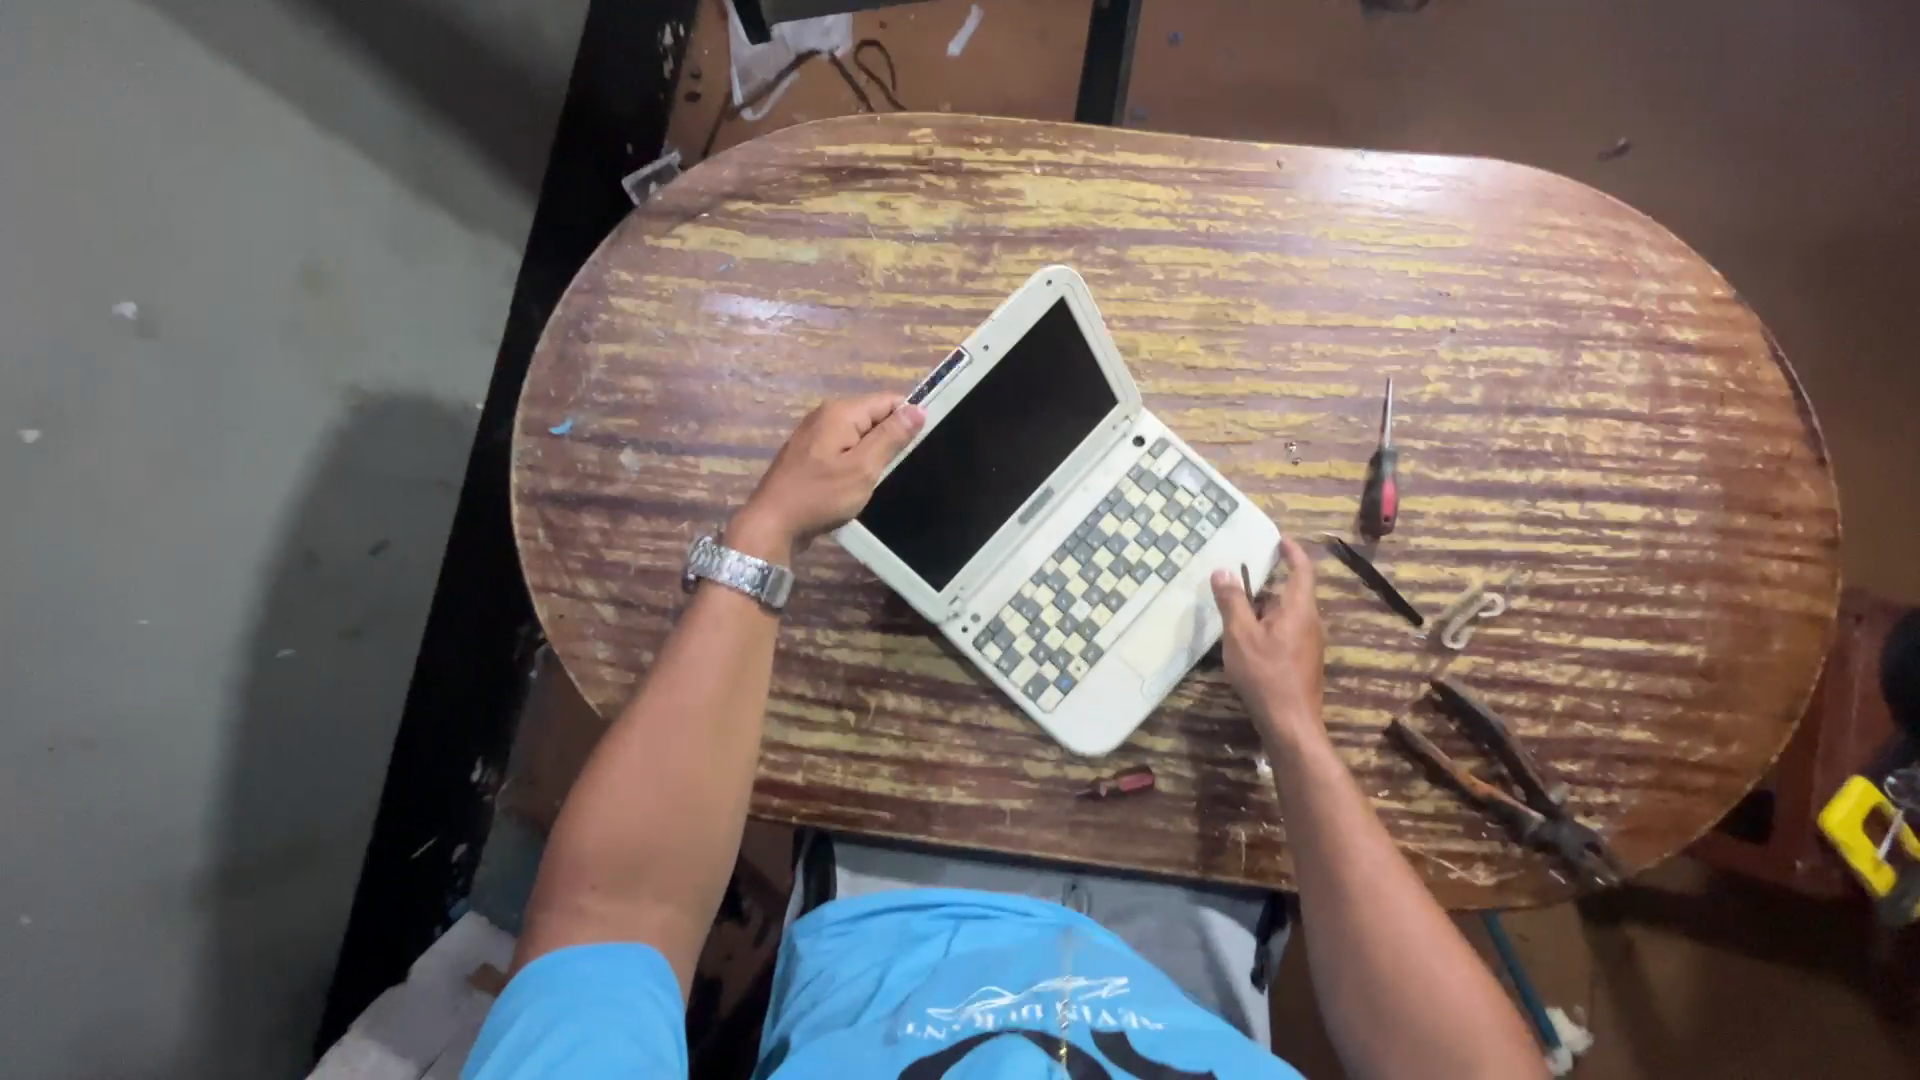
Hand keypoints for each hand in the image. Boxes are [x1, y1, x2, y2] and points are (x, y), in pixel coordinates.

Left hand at [730, 393, 925, 558]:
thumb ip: (891, 437)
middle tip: (900, 468)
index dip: (909, 419)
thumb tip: (918, 409)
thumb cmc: (820, 496)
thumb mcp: (863, 468)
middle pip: (872, 415)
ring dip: (873, 452)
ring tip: (879, 478)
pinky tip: (857, 483)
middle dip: (890, 437)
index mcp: (841, 412)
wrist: (772, 523)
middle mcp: (825, 414)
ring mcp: (814, 434)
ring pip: (858, 434)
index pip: (889, 400)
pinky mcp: (808, 453)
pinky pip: (842, 448)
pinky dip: (855, 461)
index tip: (919, 447)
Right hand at [1210, 538, 1326, 749]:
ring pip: (1286, 614)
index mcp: (1298, 609)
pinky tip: (1246, 640)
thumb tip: (1222, 572)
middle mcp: (1310, 621)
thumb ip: (1232, 601)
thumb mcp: (1240, 635)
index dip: (1292, 552)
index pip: (1302, 570)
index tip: (1279, 540)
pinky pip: (1286, 631)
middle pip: (1290, 593)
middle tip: (1239, 578)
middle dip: (1266, 584)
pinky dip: (1267, 626)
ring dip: (1263, 608)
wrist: (1290, 721)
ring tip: (1235, 610)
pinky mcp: (1303, 660)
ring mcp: (1309, 642)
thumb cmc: (1265, 674)